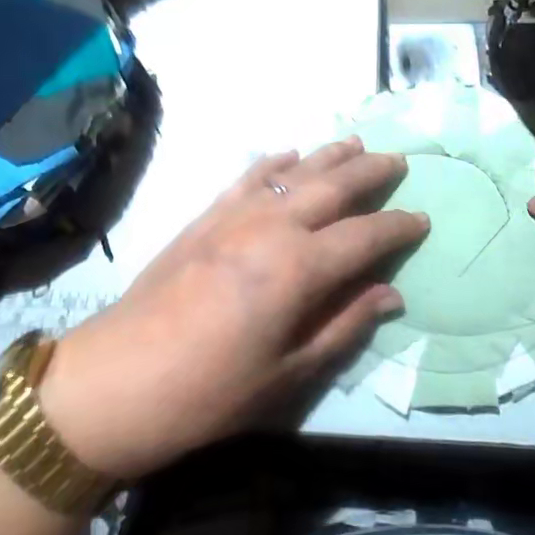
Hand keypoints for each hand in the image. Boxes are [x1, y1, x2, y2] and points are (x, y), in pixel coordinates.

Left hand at [38, 138, 426, 478]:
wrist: (112, 383)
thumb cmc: (210, 391)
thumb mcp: (289, 373)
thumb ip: (345, 325)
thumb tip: (391, 294)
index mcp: (299, 269)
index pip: (366, 236)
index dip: (398, 226)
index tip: (422, 219)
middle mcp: (273, 228)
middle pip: (335, 187)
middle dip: (372, 172)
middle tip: (399, 163)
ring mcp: (235, 216)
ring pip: (294, 172)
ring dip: (330, 156)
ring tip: (357, 143)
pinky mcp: (204, 218)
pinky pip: (248, 178)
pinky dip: (275, 163)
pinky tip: (290, 155)